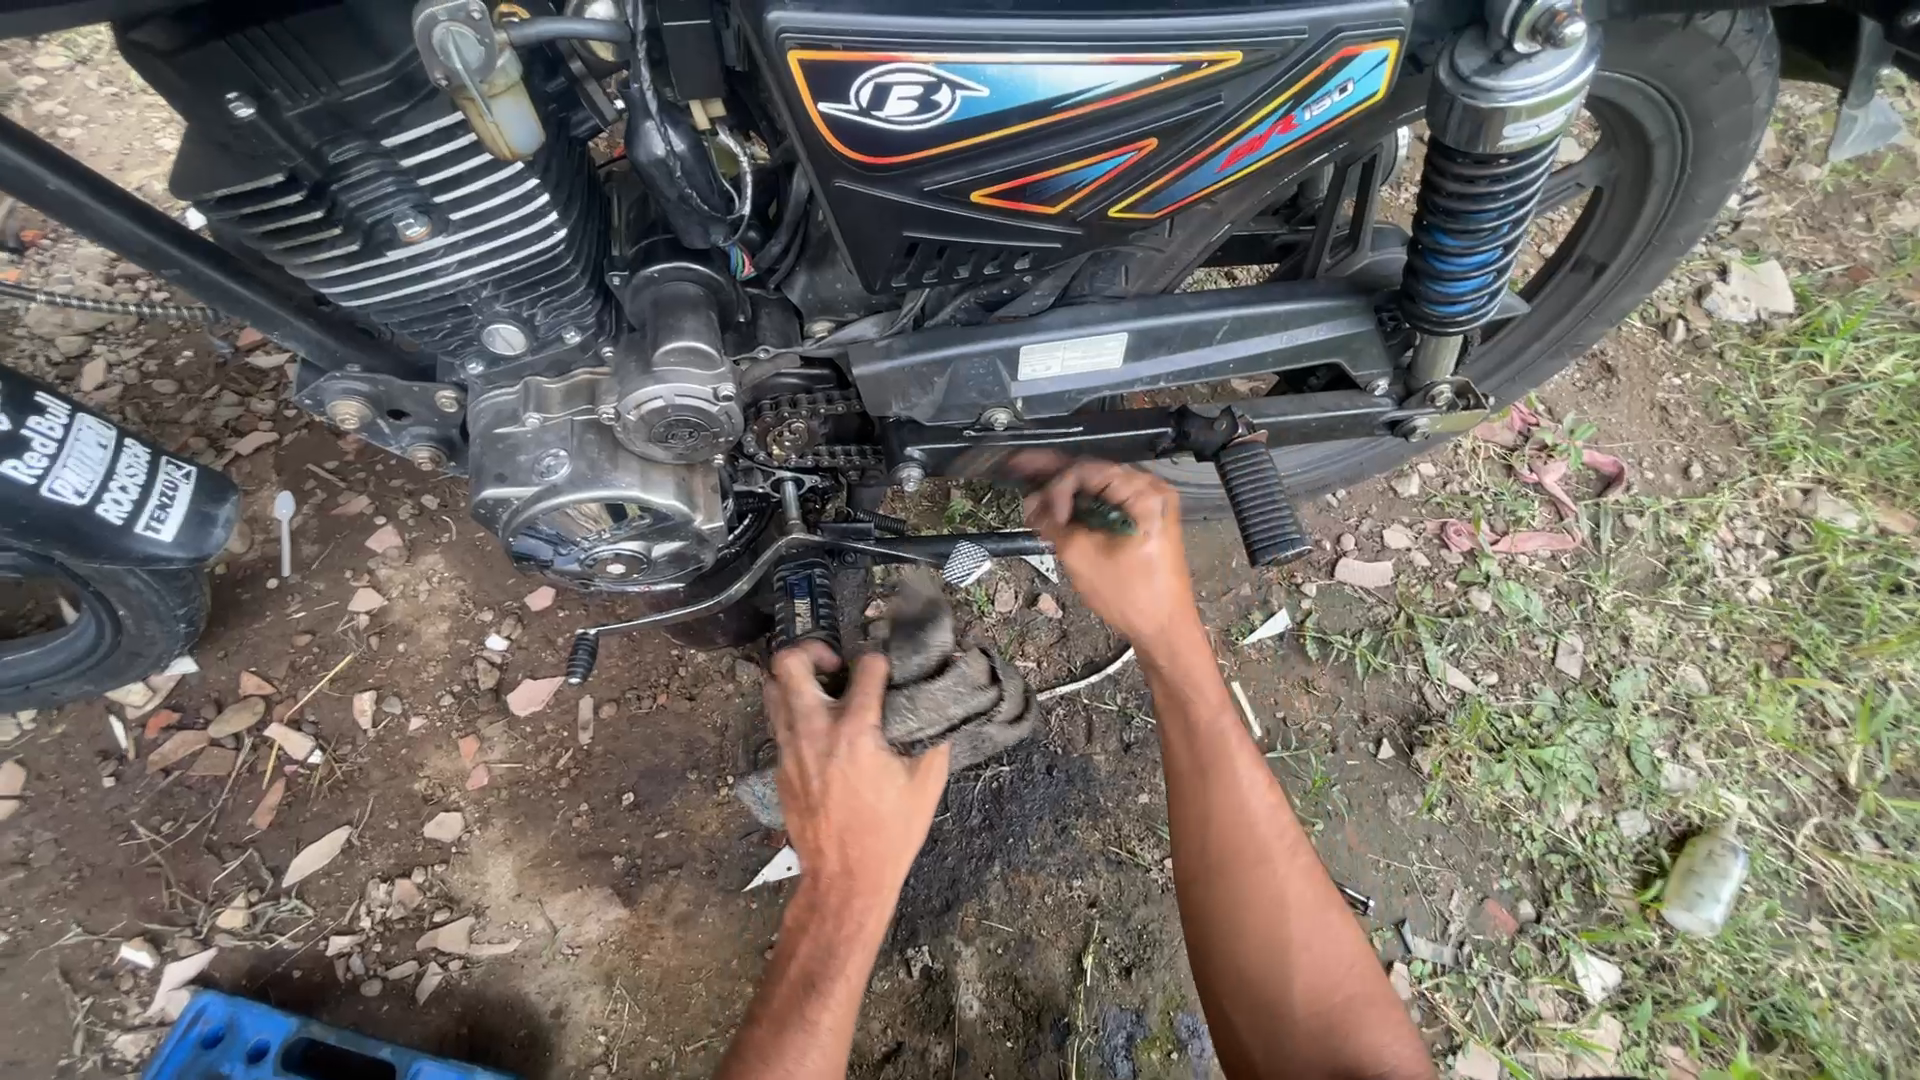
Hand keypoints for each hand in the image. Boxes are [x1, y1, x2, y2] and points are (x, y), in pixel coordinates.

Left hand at [764, 641, 951, 903]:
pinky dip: (794, 711)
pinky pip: (777, 721)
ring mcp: (790, 747)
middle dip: (813, 650)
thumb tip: (943, 703)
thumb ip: (936, 735)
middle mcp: (814, 730)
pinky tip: (819, 728)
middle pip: (790, 663)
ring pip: (772, 687)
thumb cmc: (890, 831)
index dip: (880, 661)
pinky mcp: (778, 766)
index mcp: (855, 731)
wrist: (845, 878)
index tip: (886, 669)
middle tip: (836, 666)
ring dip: (796, 679)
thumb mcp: (927, 783)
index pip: (865, 667)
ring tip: (822, 690)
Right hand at [1013, 453, 1203, 652]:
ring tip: (1031, 498)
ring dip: (1063, 493)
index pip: (1085, 470)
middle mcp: (1149, 489)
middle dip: (1051, 478)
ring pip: (1095, 488)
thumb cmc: (1131, 596)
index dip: (1055, 487)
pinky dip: (1079, 508)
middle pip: (1090, 473)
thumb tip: (1031, 503)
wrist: (1165, 629)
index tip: (1043, 514)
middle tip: (1016, 469)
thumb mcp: (1082, 557)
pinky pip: (1105, 503)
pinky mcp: (1142, 521)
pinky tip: (1053, 512)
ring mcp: (1147, 505)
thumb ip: (1053, 523)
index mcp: (1143, 492)